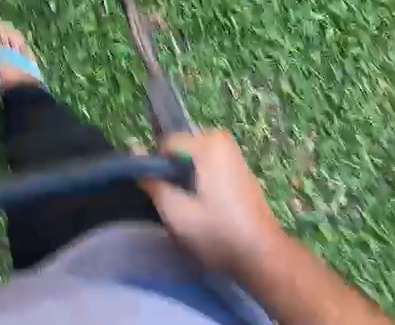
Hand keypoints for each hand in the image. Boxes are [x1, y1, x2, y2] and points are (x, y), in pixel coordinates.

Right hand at [142, 129, 287, 275]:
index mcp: (207, 143)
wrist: (263, 256)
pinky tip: (208, 207)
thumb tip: (132, 147)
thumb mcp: (176, 212)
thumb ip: (152, 180)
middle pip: (180, 150)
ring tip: (195, 208)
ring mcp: (232, 151)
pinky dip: (202, 180)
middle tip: (181, 205)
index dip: (160, 170)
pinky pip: (207, 164)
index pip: (166, 144)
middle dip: (175, 174)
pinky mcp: (238, 165)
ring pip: (192, 158)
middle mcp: (220, 138)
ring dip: (188, 179)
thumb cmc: (218, 233)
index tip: (165, 196)